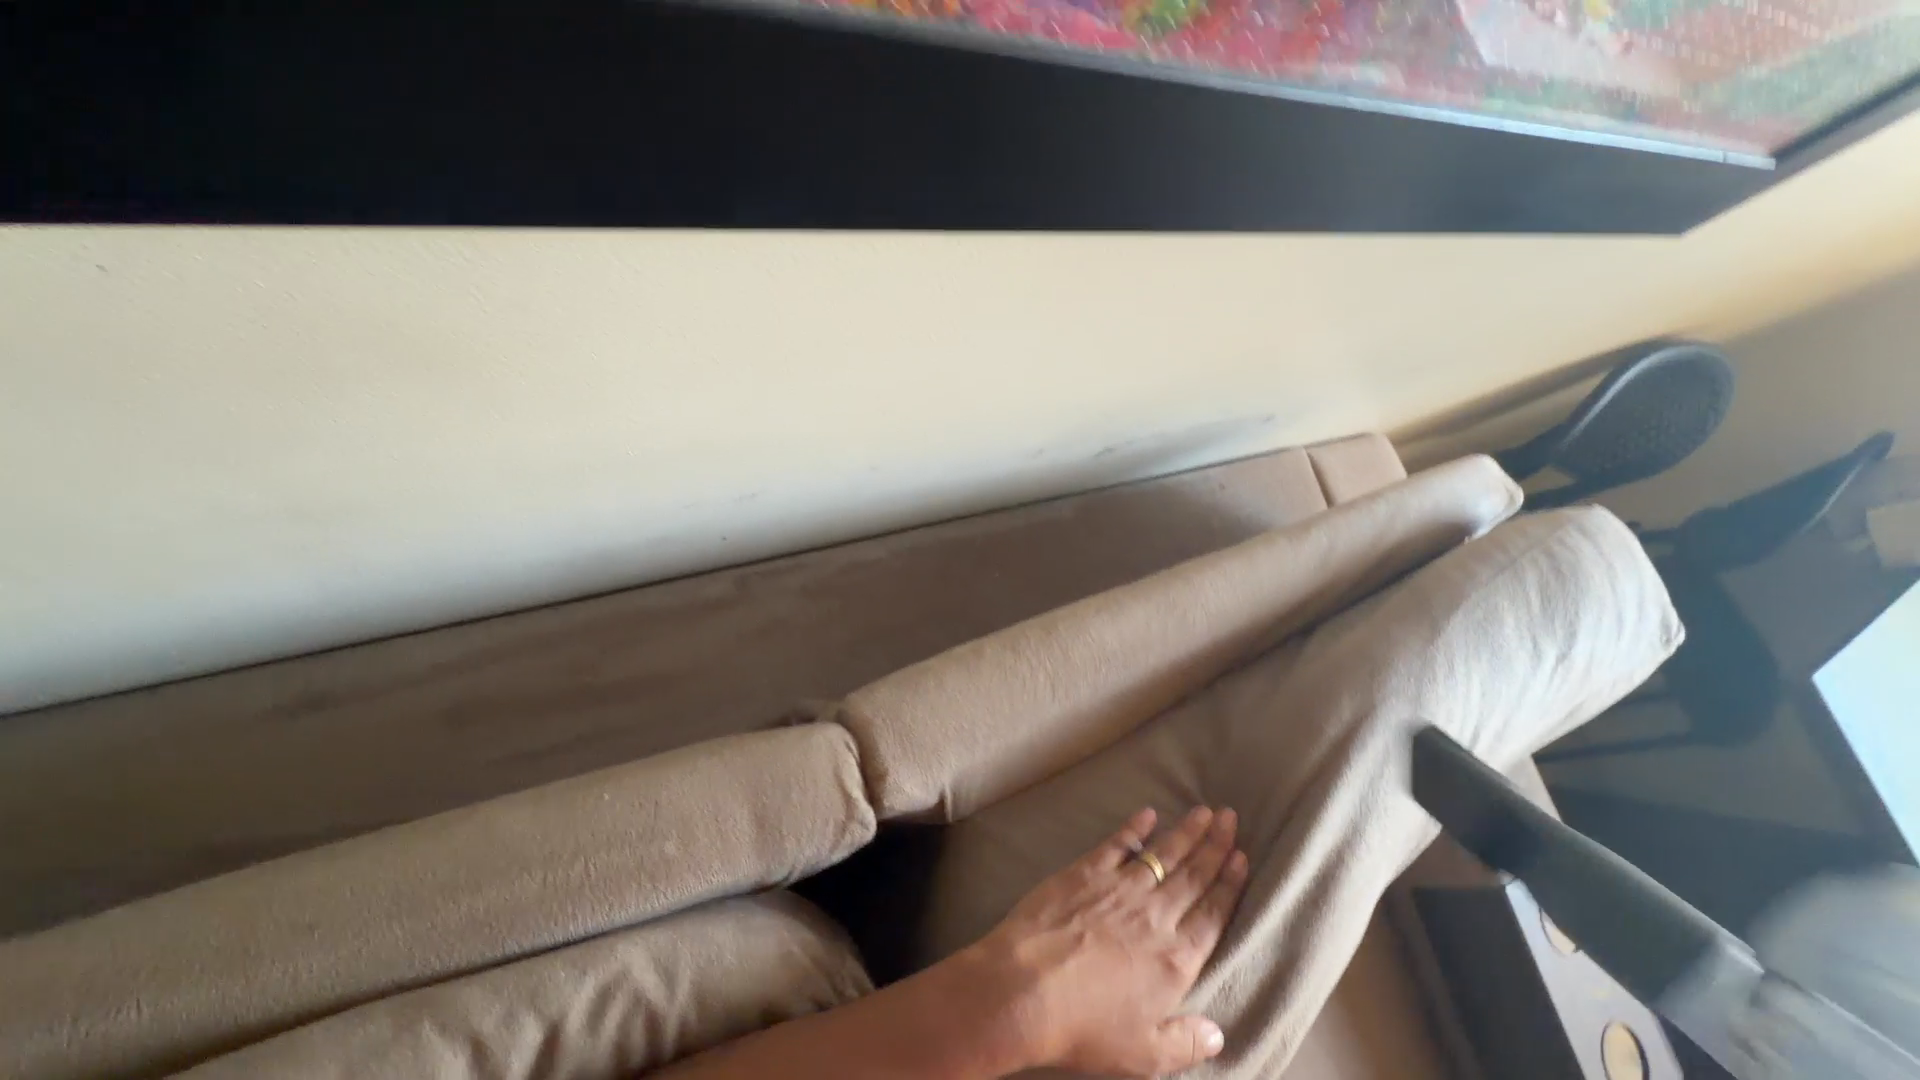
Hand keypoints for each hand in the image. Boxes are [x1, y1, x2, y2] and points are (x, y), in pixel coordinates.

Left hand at [962, 806, 1248, 1076]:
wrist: (1024, 990)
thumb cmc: (1084, 1028)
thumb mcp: (1144, 1055)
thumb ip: (1186, 1043)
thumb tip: (1219, 1034)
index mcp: (1175, 959)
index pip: (1213, 914)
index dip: (1230, 884)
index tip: (1242, 857)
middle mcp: (1155, 916)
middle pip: (1193, 875)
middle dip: (1215, 845)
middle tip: (1230, 817)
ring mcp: (1119, 889)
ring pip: (1162, 854)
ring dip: (1185, 831)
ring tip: (1204, 812)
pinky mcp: (1085, 873)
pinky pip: (1117, 844)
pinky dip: (1134, 828)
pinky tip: (1147, 814)